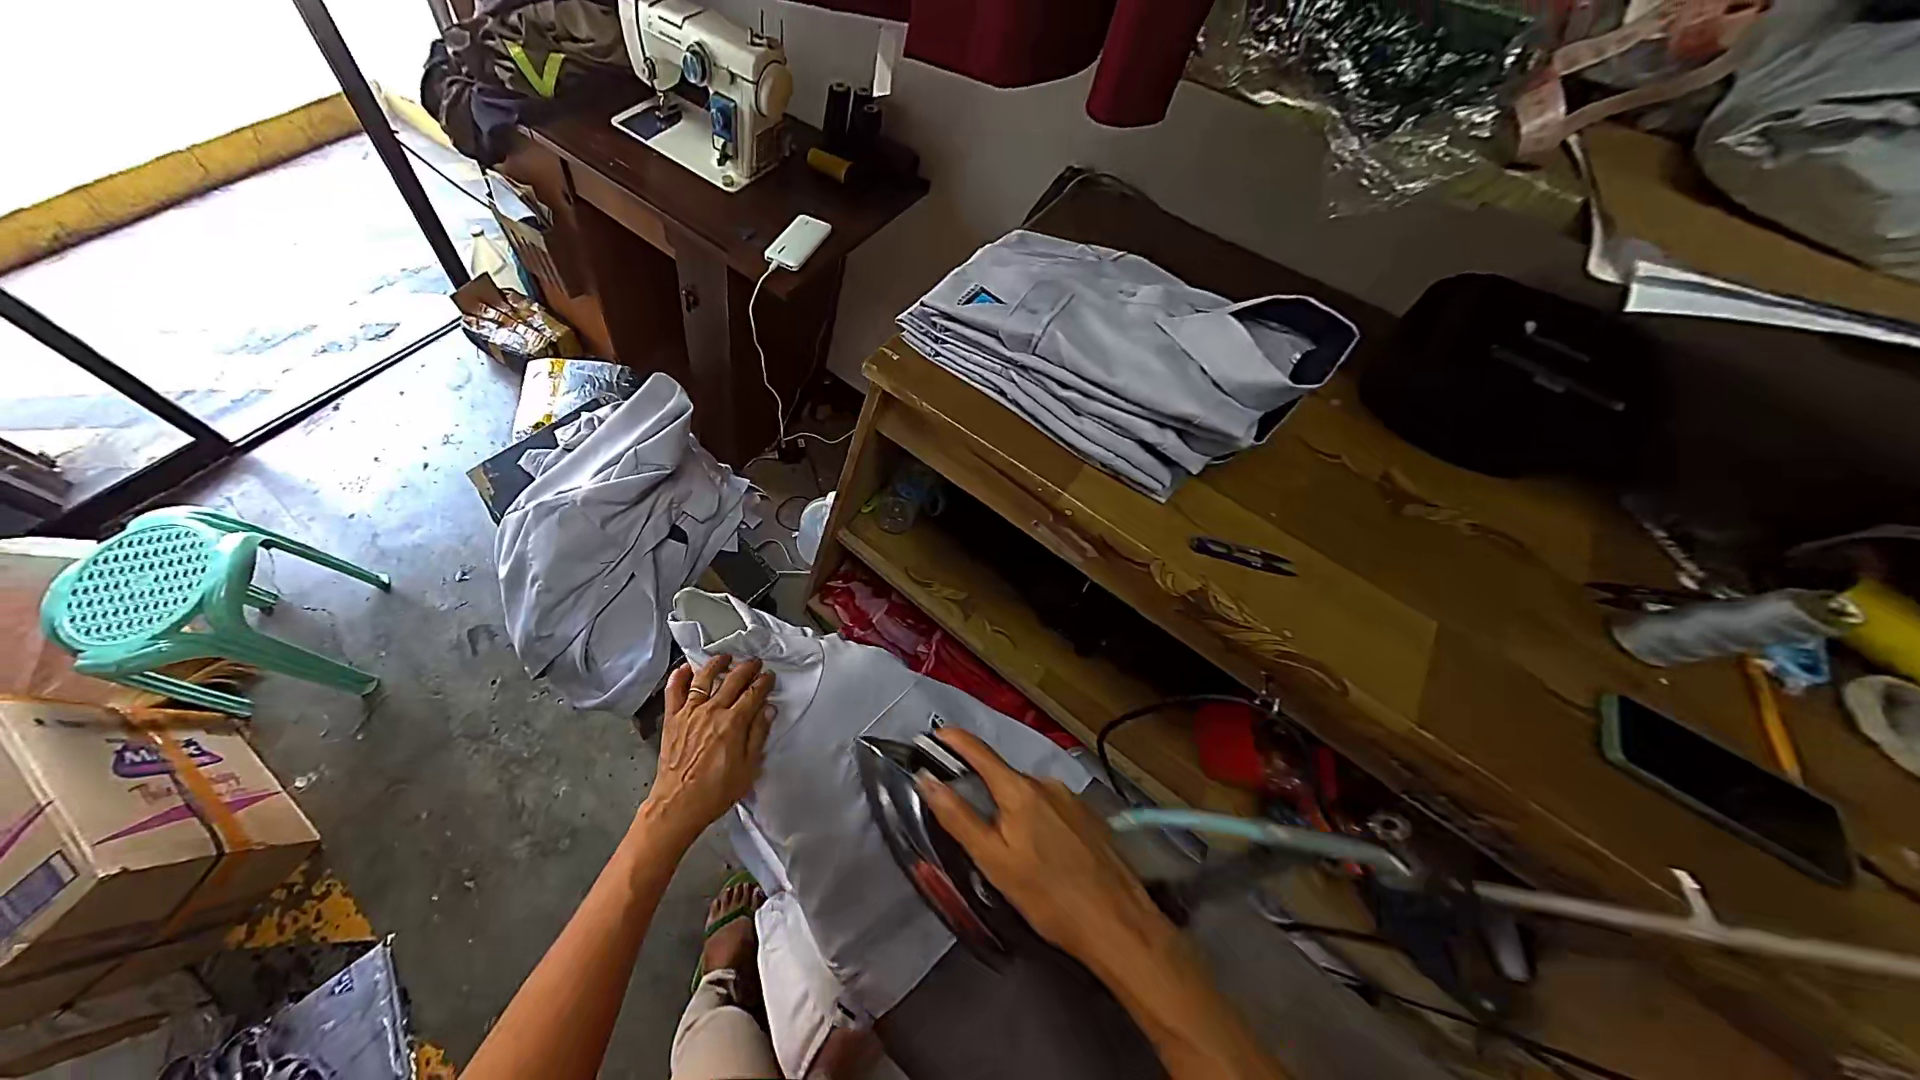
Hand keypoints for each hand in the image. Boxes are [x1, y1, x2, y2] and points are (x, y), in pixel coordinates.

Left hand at [639, 656, 774, 845]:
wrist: (678, 804)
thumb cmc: (715, 791)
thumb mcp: (749, 767)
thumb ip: (759, 735)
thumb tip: (768, 711)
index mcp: (734, 723)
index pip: (754, 693)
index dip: (764, 682)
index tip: (769, 677)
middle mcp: (712, 712)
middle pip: (732, 680)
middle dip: (746, 668)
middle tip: (754, 663)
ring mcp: (689, 713)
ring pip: (704, 678)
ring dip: (716, 664)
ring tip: (725, 658)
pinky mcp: (672, 719)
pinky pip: (674, 691)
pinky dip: (680, 677)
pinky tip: (686, 669)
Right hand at [917, 729, 1167, 970]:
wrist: (1117, 924)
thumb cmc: (1049, 897)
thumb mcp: (994, 862)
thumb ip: (958, 818)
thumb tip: (928, 780)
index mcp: (1019, 791)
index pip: (979, 752)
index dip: (955, 741)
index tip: (937, 734)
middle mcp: (1047, 784)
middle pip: (1004, 779)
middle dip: (986, 796)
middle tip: (979, 834)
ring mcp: (1072, 799)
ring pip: (1029, 797)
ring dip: (1015, 814)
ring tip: (1017, 856)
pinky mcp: (1091, 816)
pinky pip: (1052, 809)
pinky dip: (1040, 823)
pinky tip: (1046, 857)